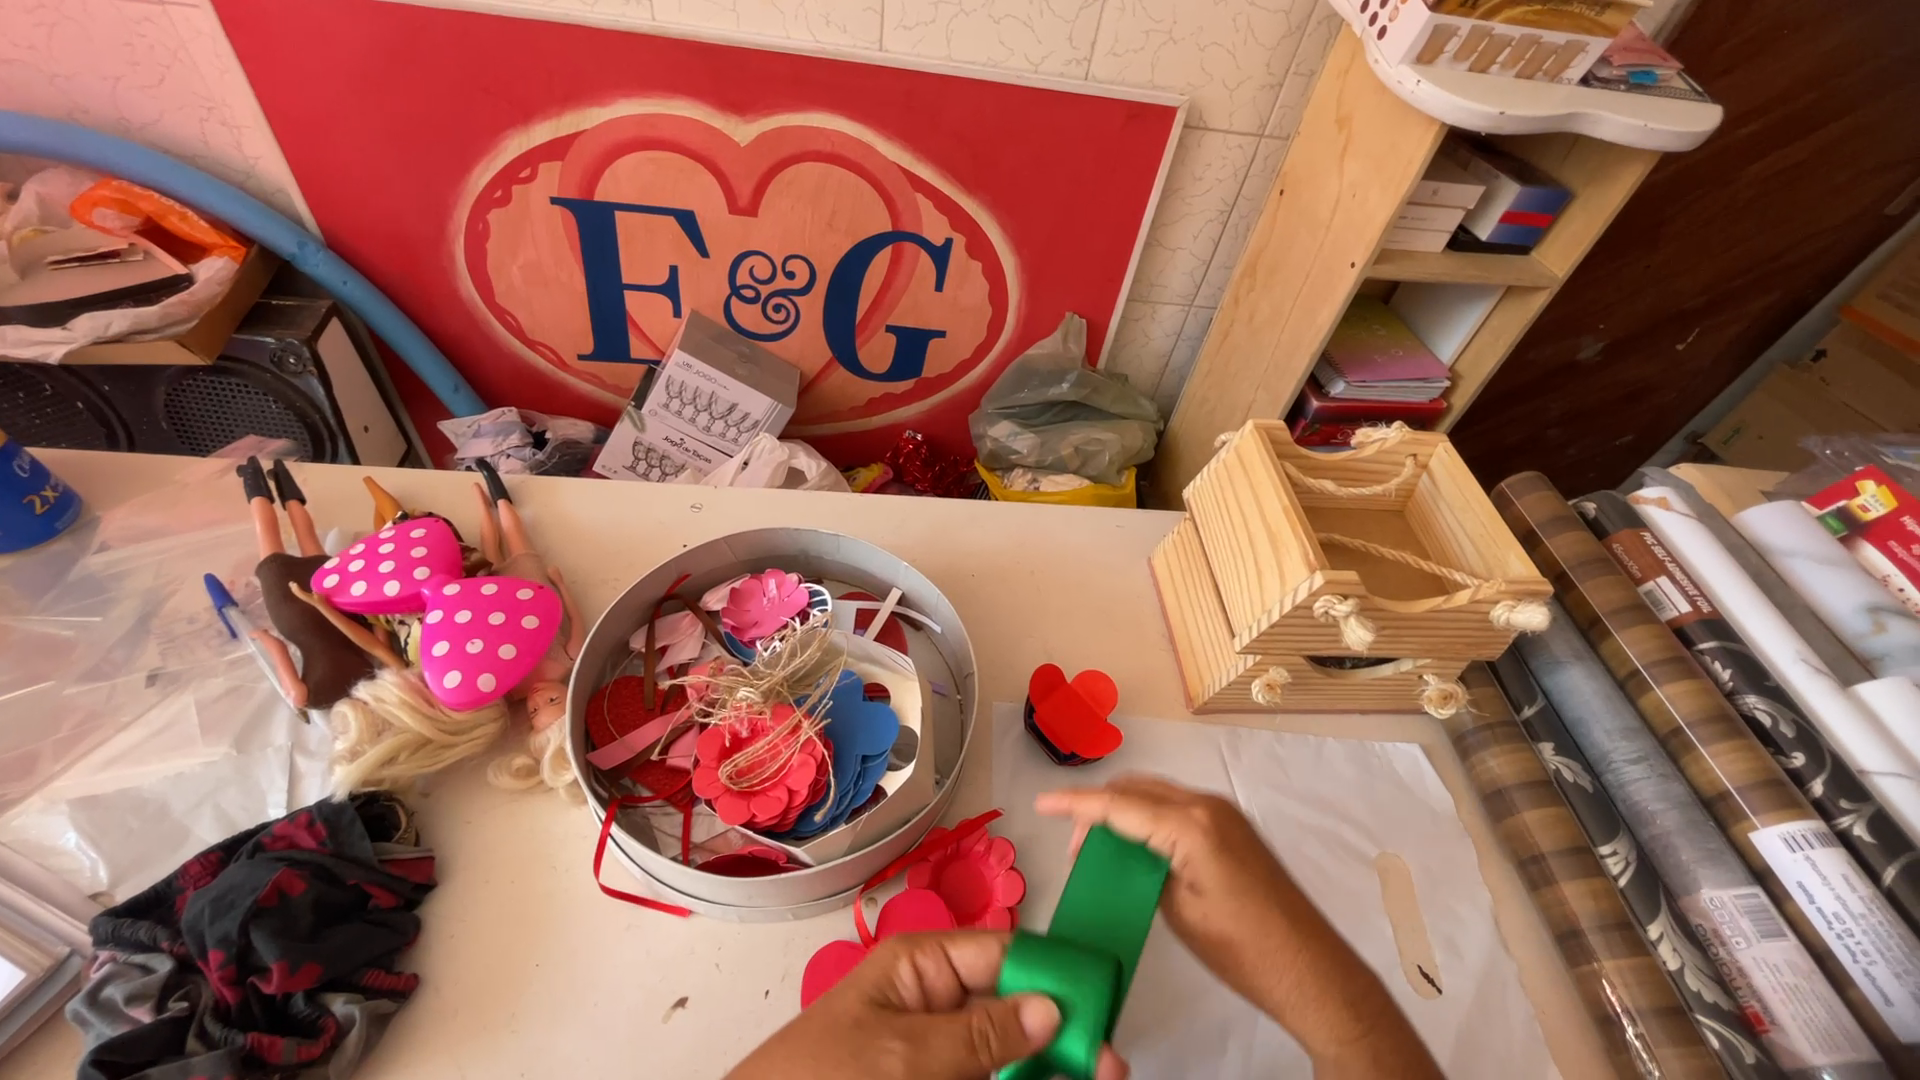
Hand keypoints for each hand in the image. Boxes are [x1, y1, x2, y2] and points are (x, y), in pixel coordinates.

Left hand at [725, 931, 1127, 1079]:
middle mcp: (939, 1002)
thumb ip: (979, 1034)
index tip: (1101, 998)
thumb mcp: (902, 1052)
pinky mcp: (941, 1079)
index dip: (1053, 973)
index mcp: (924, 966)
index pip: (1003, 954)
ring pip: (1011, 1053)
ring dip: (1051, 1066)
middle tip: (1111, 1062)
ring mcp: (941, 1051)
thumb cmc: (823, 1076)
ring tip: (1099, 1075)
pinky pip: (991, 1077)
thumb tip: (1051, 1007)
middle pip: (1016, 1009)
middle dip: (1062, 1032)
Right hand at [1036, 776, 1440, 1078]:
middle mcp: (1206, 804)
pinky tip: (1135, 845)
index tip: (1040, 803)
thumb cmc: (1240, 949)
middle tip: (1074, 847)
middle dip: (1098, 807)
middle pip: (1136, 788)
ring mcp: (1223, 812)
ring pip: (1155, 793)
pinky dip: (1147, 817)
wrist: (1311, 970)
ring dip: (1122, 810)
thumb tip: (1115, 849)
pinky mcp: (1232, 826)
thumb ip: (1141, 867)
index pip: (1119, 804)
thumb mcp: (1176, 910)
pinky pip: (1175, 806)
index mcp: (1190, 824)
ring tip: (1098, 848)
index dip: (1075, 803)